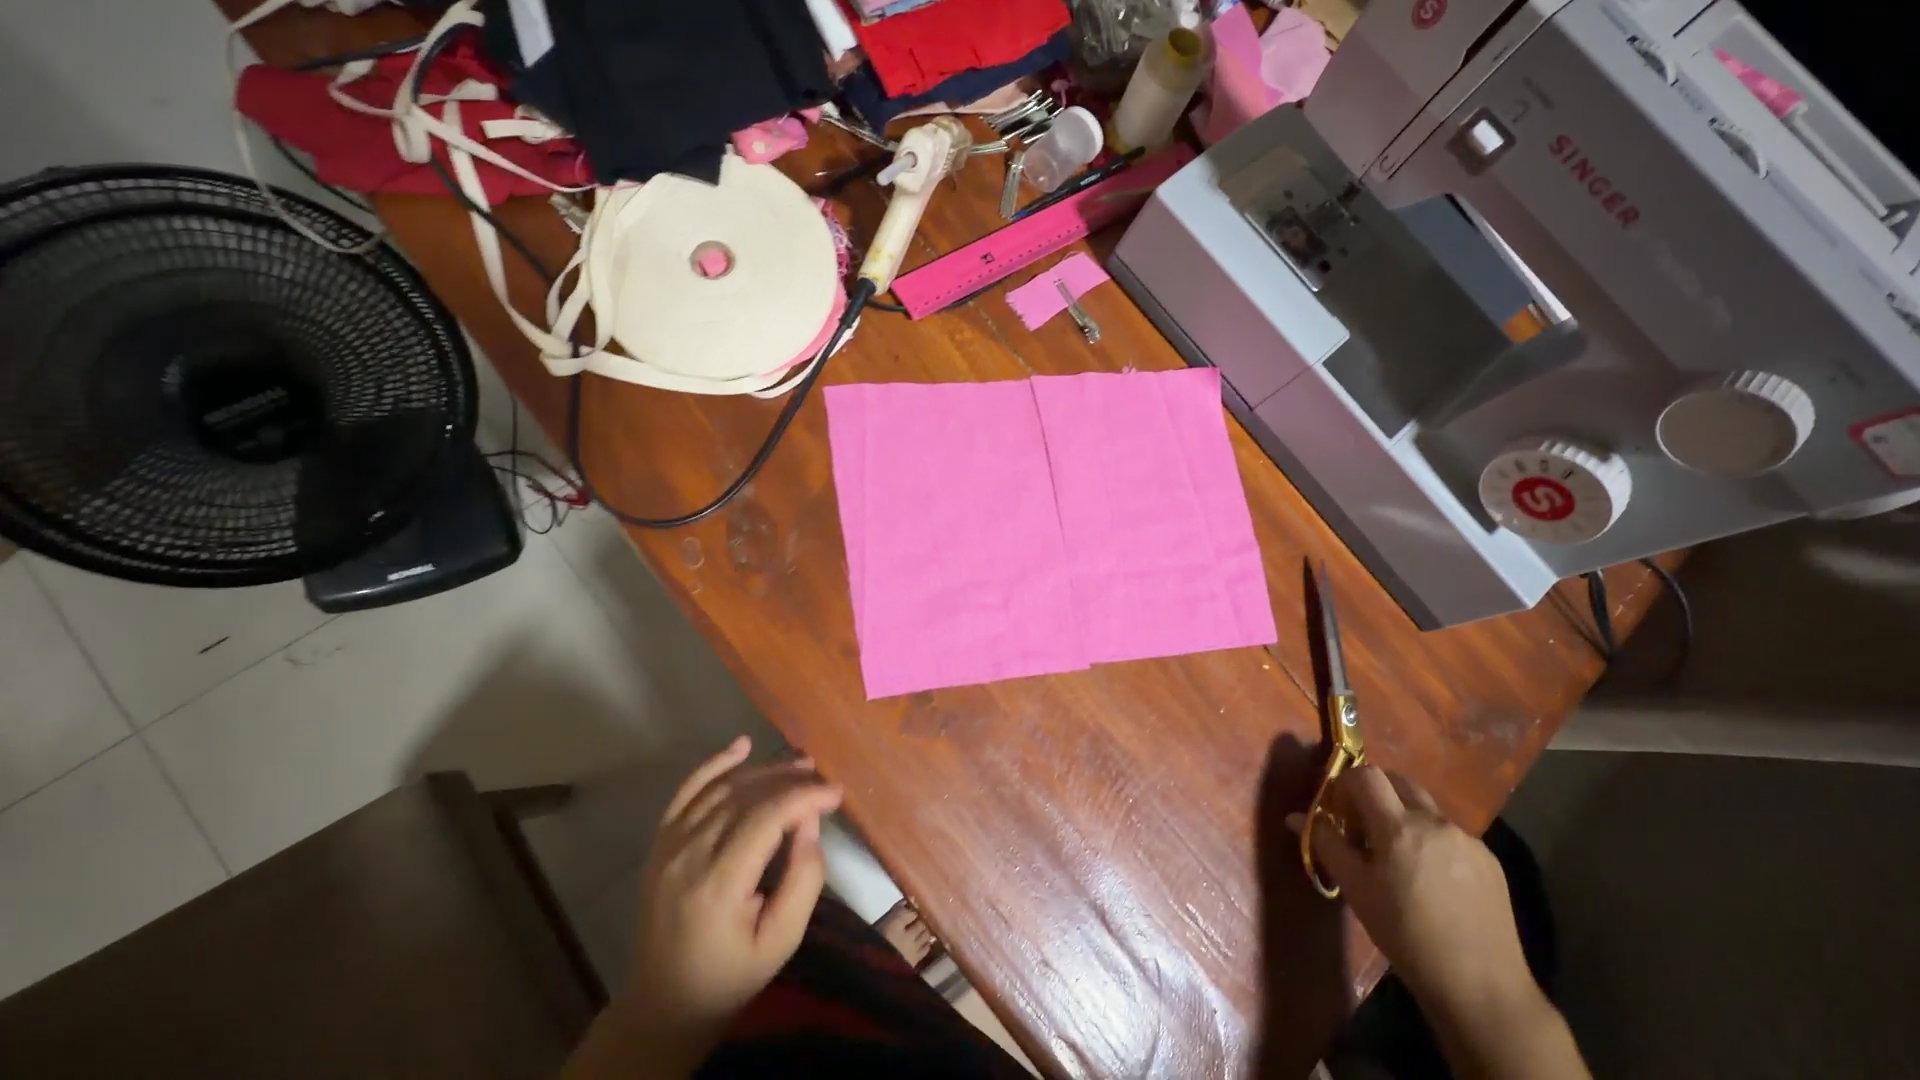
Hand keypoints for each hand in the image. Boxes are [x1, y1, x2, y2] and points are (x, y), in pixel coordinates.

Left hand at [625, 737, 842, 1052]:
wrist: (666, 1001)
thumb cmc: (733, 975)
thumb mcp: (782, 940)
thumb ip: (803, 879)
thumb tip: (809, 822)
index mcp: (719, 883)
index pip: (766, 817)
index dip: (804, 797)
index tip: (836, 793)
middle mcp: (688, 855)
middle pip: (744, 797)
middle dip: (788, 780)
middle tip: (822, 777)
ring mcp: (669, 846)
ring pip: (720, 790)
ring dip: (761, 772)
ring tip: (798, 766)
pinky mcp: (660, 845)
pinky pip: (686, 793)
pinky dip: (713, 766)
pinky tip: (740, 747)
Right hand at [1289, 766, 1531, 1012]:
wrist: (1478, 983)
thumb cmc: (1404, 935)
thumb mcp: (1356, 890)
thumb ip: (1327, 845)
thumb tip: (1296, 817)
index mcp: (1399, 827)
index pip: (1366, 775)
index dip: (1345, 782)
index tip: (1337, 809)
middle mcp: (1436, 822)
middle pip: (1399, 781)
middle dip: (1375, 792)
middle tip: (1362, 827)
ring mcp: (1467, 839)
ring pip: (1427, 808)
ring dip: (1404, 816)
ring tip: (1397, 859)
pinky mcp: (1489, 859)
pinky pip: (1450, 834)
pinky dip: (1431, 841)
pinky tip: (1431, 881)